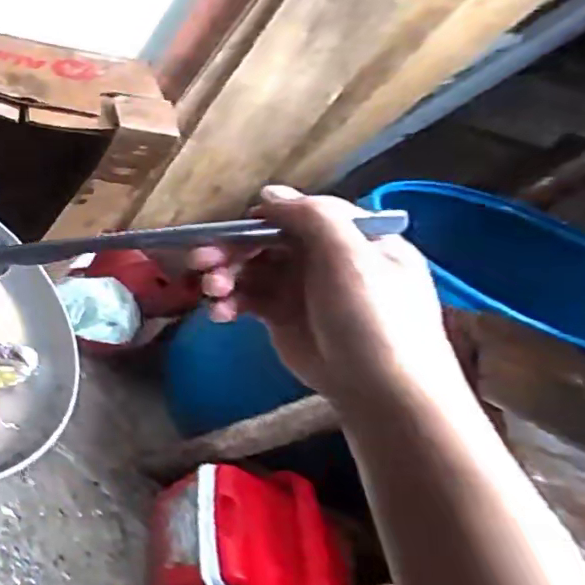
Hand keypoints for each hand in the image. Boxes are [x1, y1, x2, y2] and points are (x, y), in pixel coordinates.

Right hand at [184, 186, 466, 409]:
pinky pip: (244, 298)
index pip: (301, 216)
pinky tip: (219, 314)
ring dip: (222, 276)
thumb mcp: (351, 259)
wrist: (382, 391)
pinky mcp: (280, 316)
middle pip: (265, 242)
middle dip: (230, 250)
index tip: (233, 231)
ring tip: (211, 293)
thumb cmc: (372, 319)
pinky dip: (227, 302)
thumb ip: (313, 218)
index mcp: (356, 241)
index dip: (263, 220)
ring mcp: (302, 289)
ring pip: (248, 269)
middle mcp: (328, 261)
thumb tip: (269, 193)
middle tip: (202, 262)